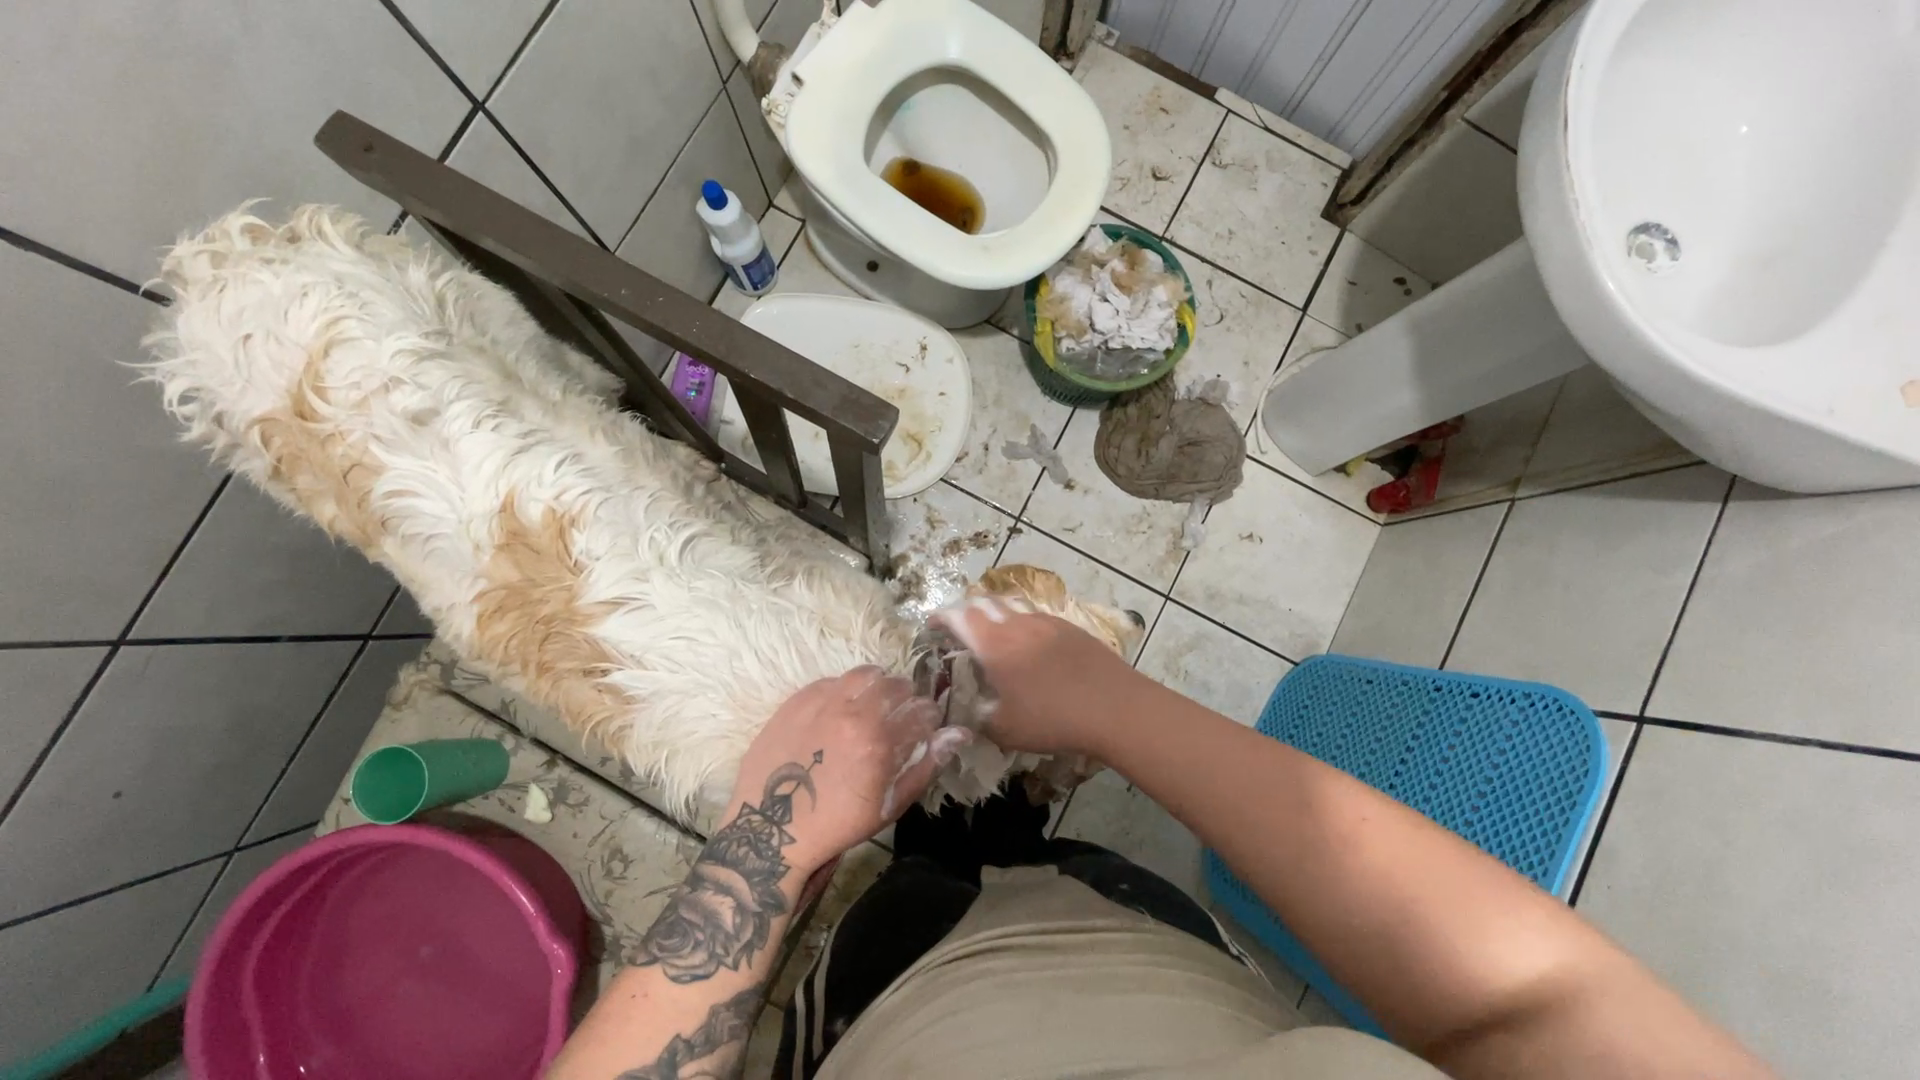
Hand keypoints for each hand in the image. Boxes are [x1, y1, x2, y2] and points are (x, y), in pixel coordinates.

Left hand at [729, 667, 967, 872]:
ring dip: (877, 685)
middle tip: (902, 713)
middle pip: (896, 685)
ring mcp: (822, 703)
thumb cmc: (837, 823)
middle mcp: (853, 713)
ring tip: (873, 703)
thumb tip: (959, 734)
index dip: (932, 716)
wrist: (769, 828)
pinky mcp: (797, 701)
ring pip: (864, 674)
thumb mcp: (889, 805)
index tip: (928, 725)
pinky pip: (831, 680)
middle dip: (907, 697)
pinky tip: (841, 709)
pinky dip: (845, 689)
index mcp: (880, 742)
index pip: (923, 711)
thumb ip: (926, 765)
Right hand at [934, 596, 1145, 757]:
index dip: (941, 617)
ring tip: (992, 631)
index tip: (932, 625)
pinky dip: (1021, 622)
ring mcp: (1046, 622)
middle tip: (959, 628)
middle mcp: (1017, 623)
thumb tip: (967, 712)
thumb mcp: (1005, 729)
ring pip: (1012, 605)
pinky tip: (1028, 644)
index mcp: (994, 644)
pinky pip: (1036, 616)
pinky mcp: (1070, 628)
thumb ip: (979, 717)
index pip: (959, 617)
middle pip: (985, 603)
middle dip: (967, 611)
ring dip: (996, 612)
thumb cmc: (1054, 719)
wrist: (1116, 707)